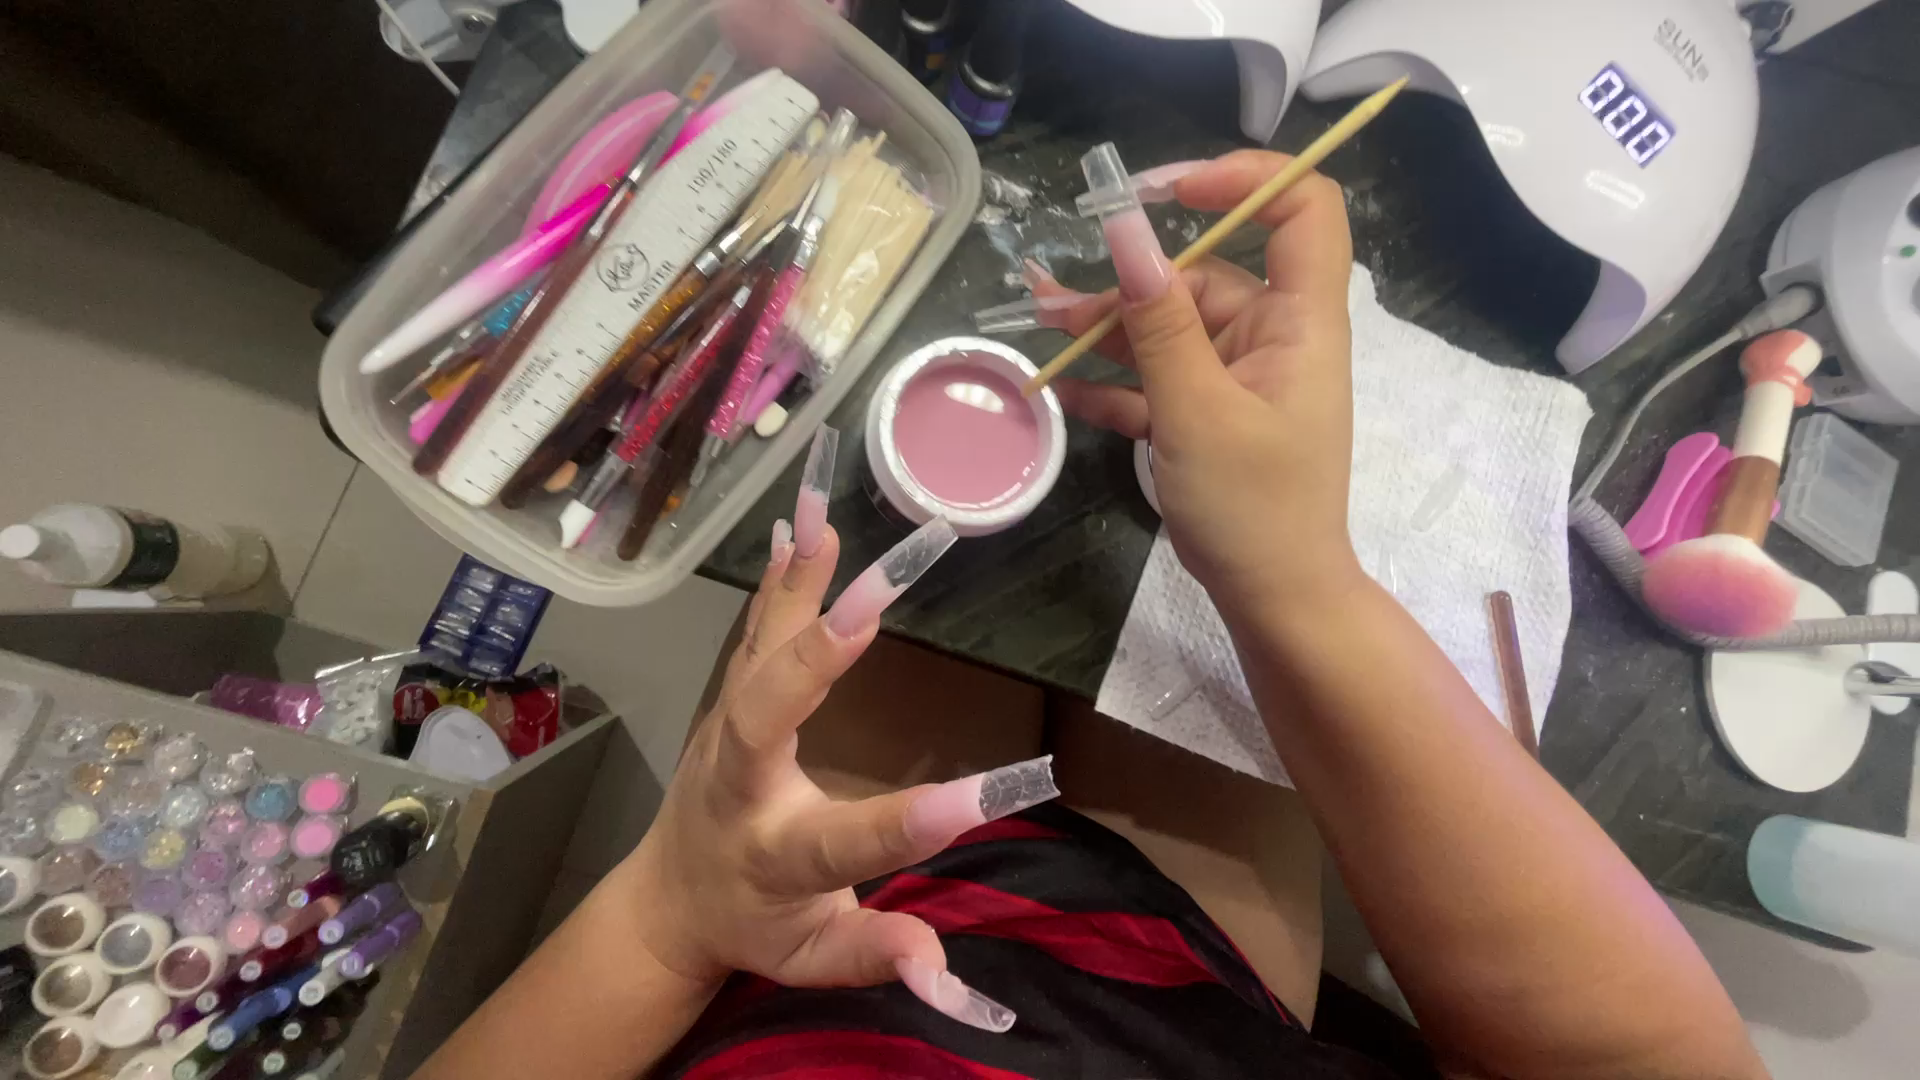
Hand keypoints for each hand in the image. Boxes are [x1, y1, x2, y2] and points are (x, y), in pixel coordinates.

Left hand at [619, 442, 1058, 1031]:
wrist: (670, 894)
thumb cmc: (751, 925)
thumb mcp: (811, 960)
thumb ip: (872, 956)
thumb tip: (945, 970)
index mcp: (773, 854)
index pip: (844, 842)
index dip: (910, 824)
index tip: (985, 794)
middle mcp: (741, 780)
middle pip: (769, 714)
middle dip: (821, 655)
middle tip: (877, 594)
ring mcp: (726, 727)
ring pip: (757, 652)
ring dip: (795, 585)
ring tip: (824, 519)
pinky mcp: (728, 697)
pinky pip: (756, 631)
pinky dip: (781, 578)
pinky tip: (802, 525)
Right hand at [1039, 151, 1362, 617]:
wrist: (1270, 592)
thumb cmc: (1252, 503)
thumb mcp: (1197, 409)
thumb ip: (1160, 323)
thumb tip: (1126, 233)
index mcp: (1297, 319)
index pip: (1297, 210)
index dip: (1239, 181)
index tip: (1163, 193)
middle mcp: (1268, 336)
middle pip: (1199, 280)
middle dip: (1126, 287)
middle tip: (1050, 299)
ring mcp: (1233, 378)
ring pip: (1167, 333)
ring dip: (1106, 334)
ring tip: (1042, 329)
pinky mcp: (1205, 415)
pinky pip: (1157, 383)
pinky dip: (1115, 385)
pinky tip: (1065, 390)